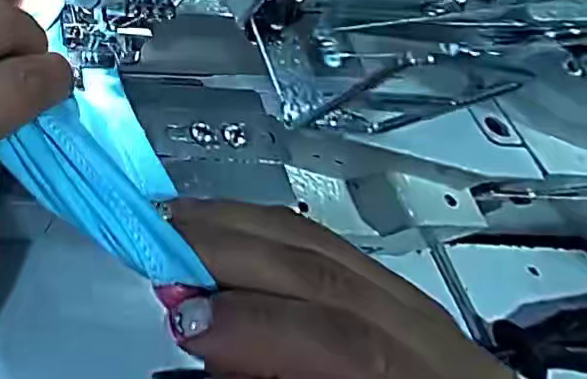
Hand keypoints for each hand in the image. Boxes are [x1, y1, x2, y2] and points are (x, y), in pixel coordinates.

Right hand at [166, 199, 511, 378]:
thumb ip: (262, 375)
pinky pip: (318, 236)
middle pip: (322, 269)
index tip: (185, 322)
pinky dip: (259, 224)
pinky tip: (222, 222)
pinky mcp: (388, 283)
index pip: (344, 341)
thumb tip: (200, 336)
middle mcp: (430, 336)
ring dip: (234, 224)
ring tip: (173, 223)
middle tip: (156, 254)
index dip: (257, 324)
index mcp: (420, 377)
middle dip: (228, 253)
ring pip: (318, 239)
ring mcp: (413, 302)